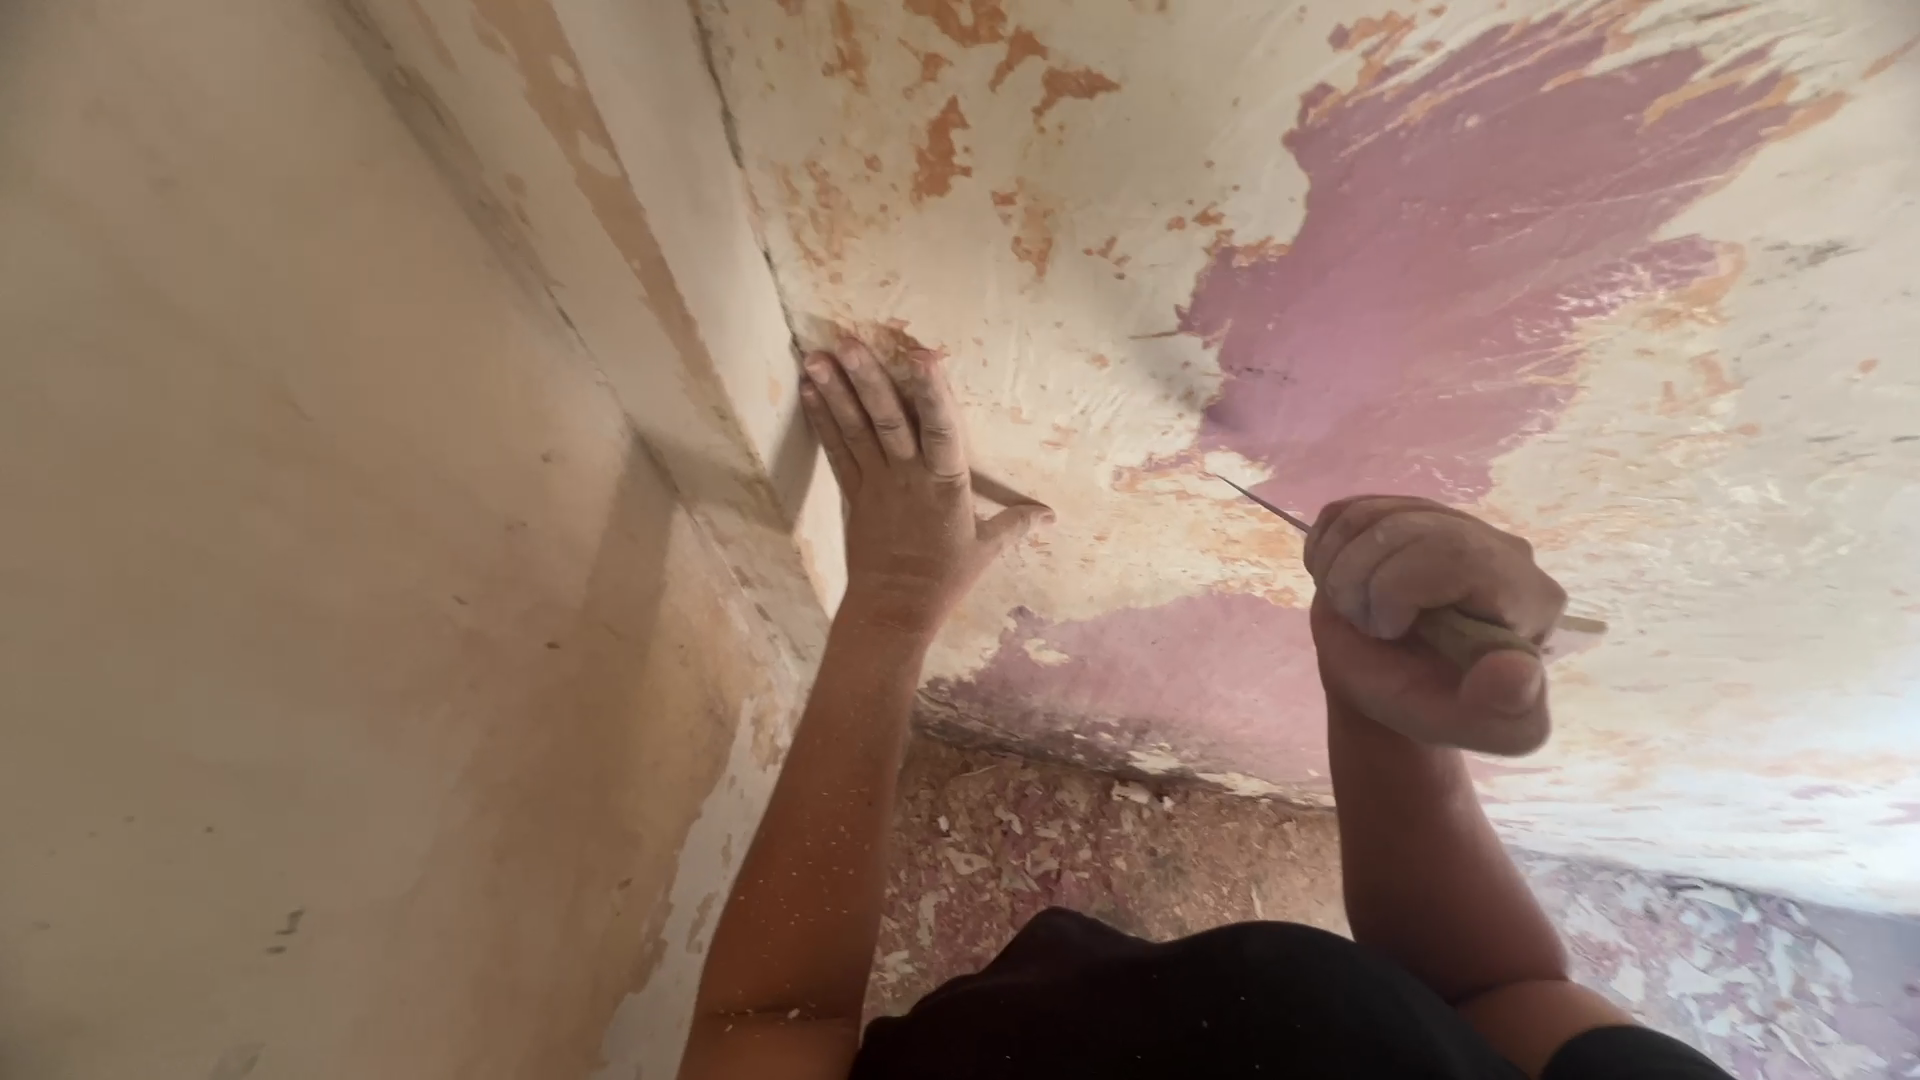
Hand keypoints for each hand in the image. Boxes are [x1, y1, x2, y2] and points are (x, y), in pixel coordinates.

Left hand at [800, 340, 1051, 638]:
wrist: (893, 610)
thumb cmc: (944, 579)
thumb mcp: (986, 551)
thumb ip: (1016, 525)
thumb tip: (1052, 515)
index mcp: (945, 484)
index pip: (943, 430)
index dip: (933, 393)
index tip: (924, 356)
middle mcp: (907, 476)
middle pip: (887, 421)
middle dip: (868, 379)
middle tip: (847, 340)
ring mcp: (875, 483)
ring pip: (855, 430)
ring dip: (836, 391)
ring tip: (816, 355)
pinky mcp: (853, 494)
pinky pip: (837, 452)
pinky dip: (822, 420)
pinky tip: (809, 391)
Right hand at [1303, 496, 1565, 754]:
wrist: (1380, 677)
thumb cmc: (1424, 700)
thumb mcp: (1474, 728)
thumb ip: (1506, 713)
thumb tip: (1516, 669)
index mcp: (1527, 595)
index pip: (1454, 554)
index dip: (1395, 588)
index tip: (1387, 632)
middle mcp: (1496, 546)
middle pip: (1402, 529)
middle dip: (1358, 580)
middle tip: (1364, 622)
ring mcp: (1444, 522)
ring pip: (1368, 515)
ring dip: (1337, 566)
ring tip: (1353, 604)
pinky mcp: (1400, 511)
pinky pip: (1346, 509)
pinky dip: (1325, 547)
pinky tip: (1340, 578)